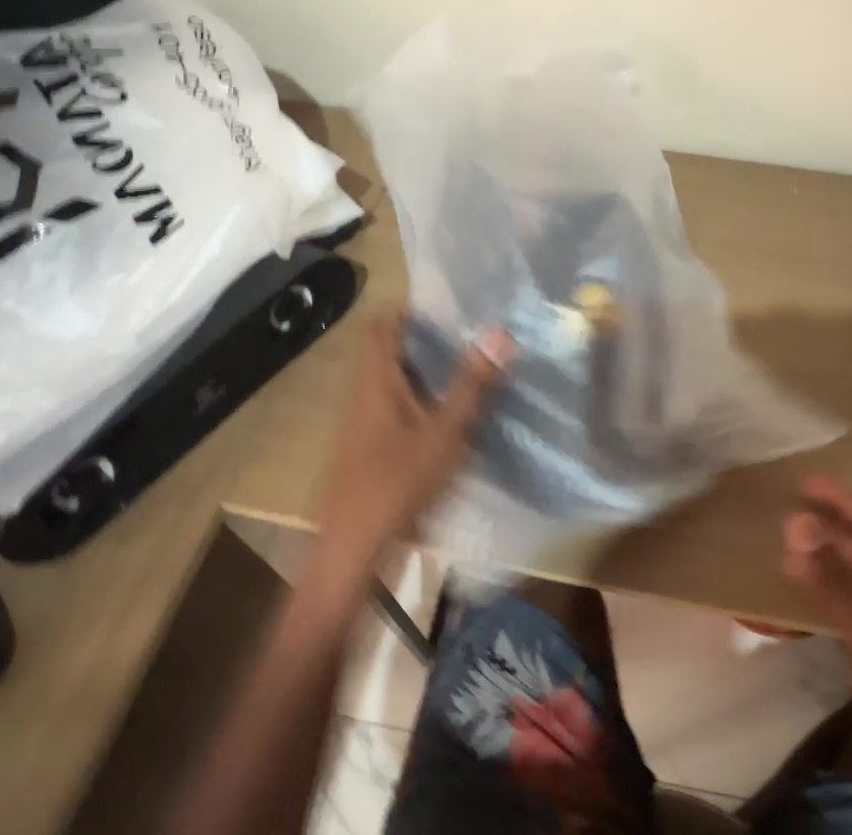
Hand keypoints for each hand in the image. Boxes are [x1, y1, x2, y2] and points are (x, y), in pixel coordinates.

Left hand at [314, 307, 511, 573]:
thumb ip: (471, 383)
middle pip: (388, 349)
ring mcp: (360, 420)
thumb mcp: (444, 431)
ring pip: (393, 380)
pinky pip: (394, 406)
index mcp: (375, 378)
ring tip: (468, 370)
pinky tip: (450, 416)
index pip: (384, 323)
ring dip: (424, 371)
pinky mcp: (365, 446)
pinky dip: (419, 399)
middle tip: (471, 336)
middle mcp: (362, 391)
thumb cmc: (397, 481)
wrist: (352, 544)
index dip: (412, 308)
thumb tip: (499, 332)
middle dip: (426, 340)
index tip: (452, 306)